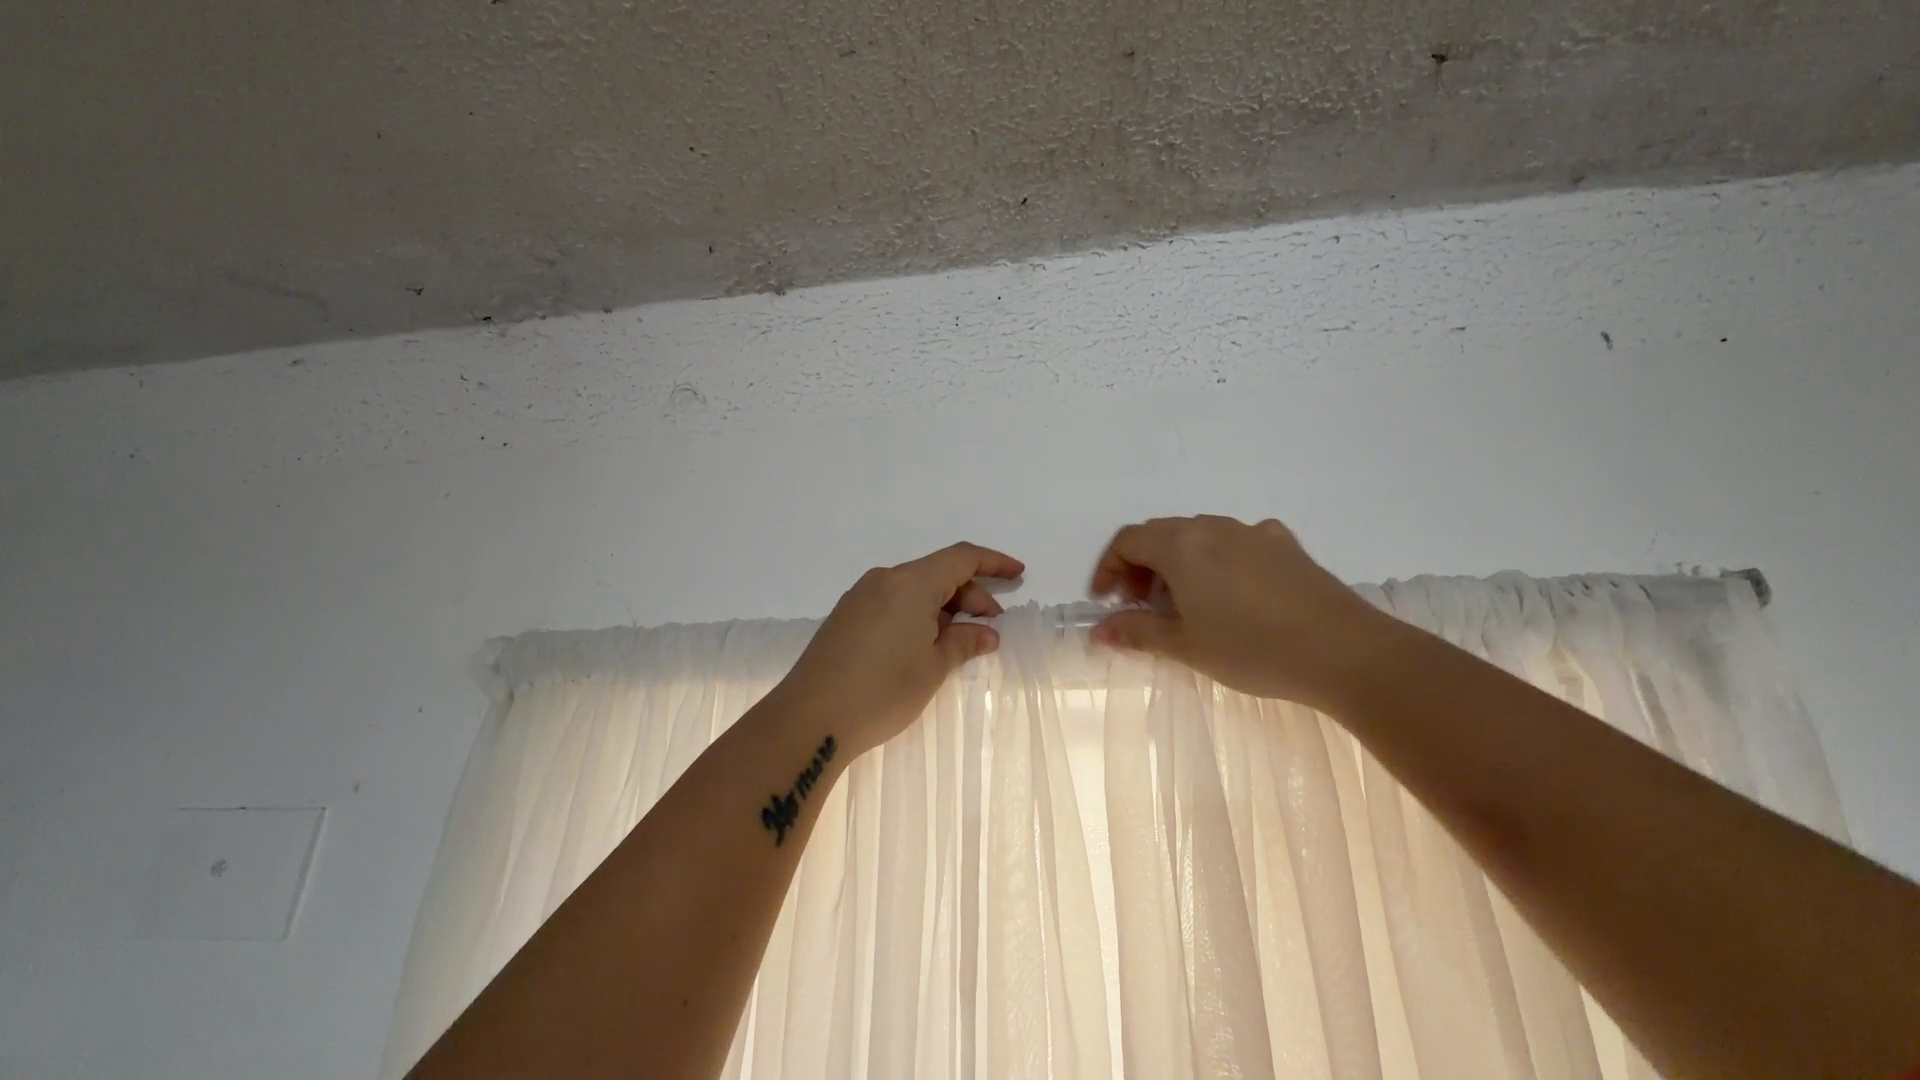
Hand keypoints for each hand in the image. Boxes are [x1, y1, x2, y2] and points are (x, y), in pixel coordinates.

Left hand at [775, 542, 1024, 753]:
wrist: (810, 718)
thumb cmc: (882, 690)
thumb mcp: (933, 668)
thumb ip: (963, 643)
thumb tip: (985, 633)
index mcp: (910, 583)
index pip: (961, 558)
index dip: (993, 563)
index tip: (1017, 574)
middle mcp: (883, 580)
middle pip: (937, 574)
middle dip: (970, 595)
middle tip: (990, 628)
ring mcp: (859, 598)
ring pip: (913, 590)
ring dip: (943, 608)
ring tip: (960, 642)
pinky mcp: (845, 619)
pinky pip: (892, 604)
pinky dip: (917, 616)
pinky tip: (925, 646)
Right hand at [1089, 515, 1398, 709]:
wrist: (1343, 650)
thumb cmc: (1251, 648)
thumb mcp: (1185, 645)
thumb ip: (1137, 632)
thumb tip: (1099, 630)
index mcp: (1182, 544)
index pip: (1129, 540)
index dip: (1109, 568)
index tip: (1107, 602)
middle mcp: (1215, 526)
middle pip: (1163, 534)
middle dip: (1142, 566)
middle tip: (1141, 606)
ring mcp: (1255, 532)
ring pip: (1201, 537)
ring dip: (1179, 564)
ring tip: (1184, 605)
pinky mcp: (1287, 546)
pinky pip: (1237, 544)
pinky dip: (1218, 562)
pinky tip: (1232, 595)